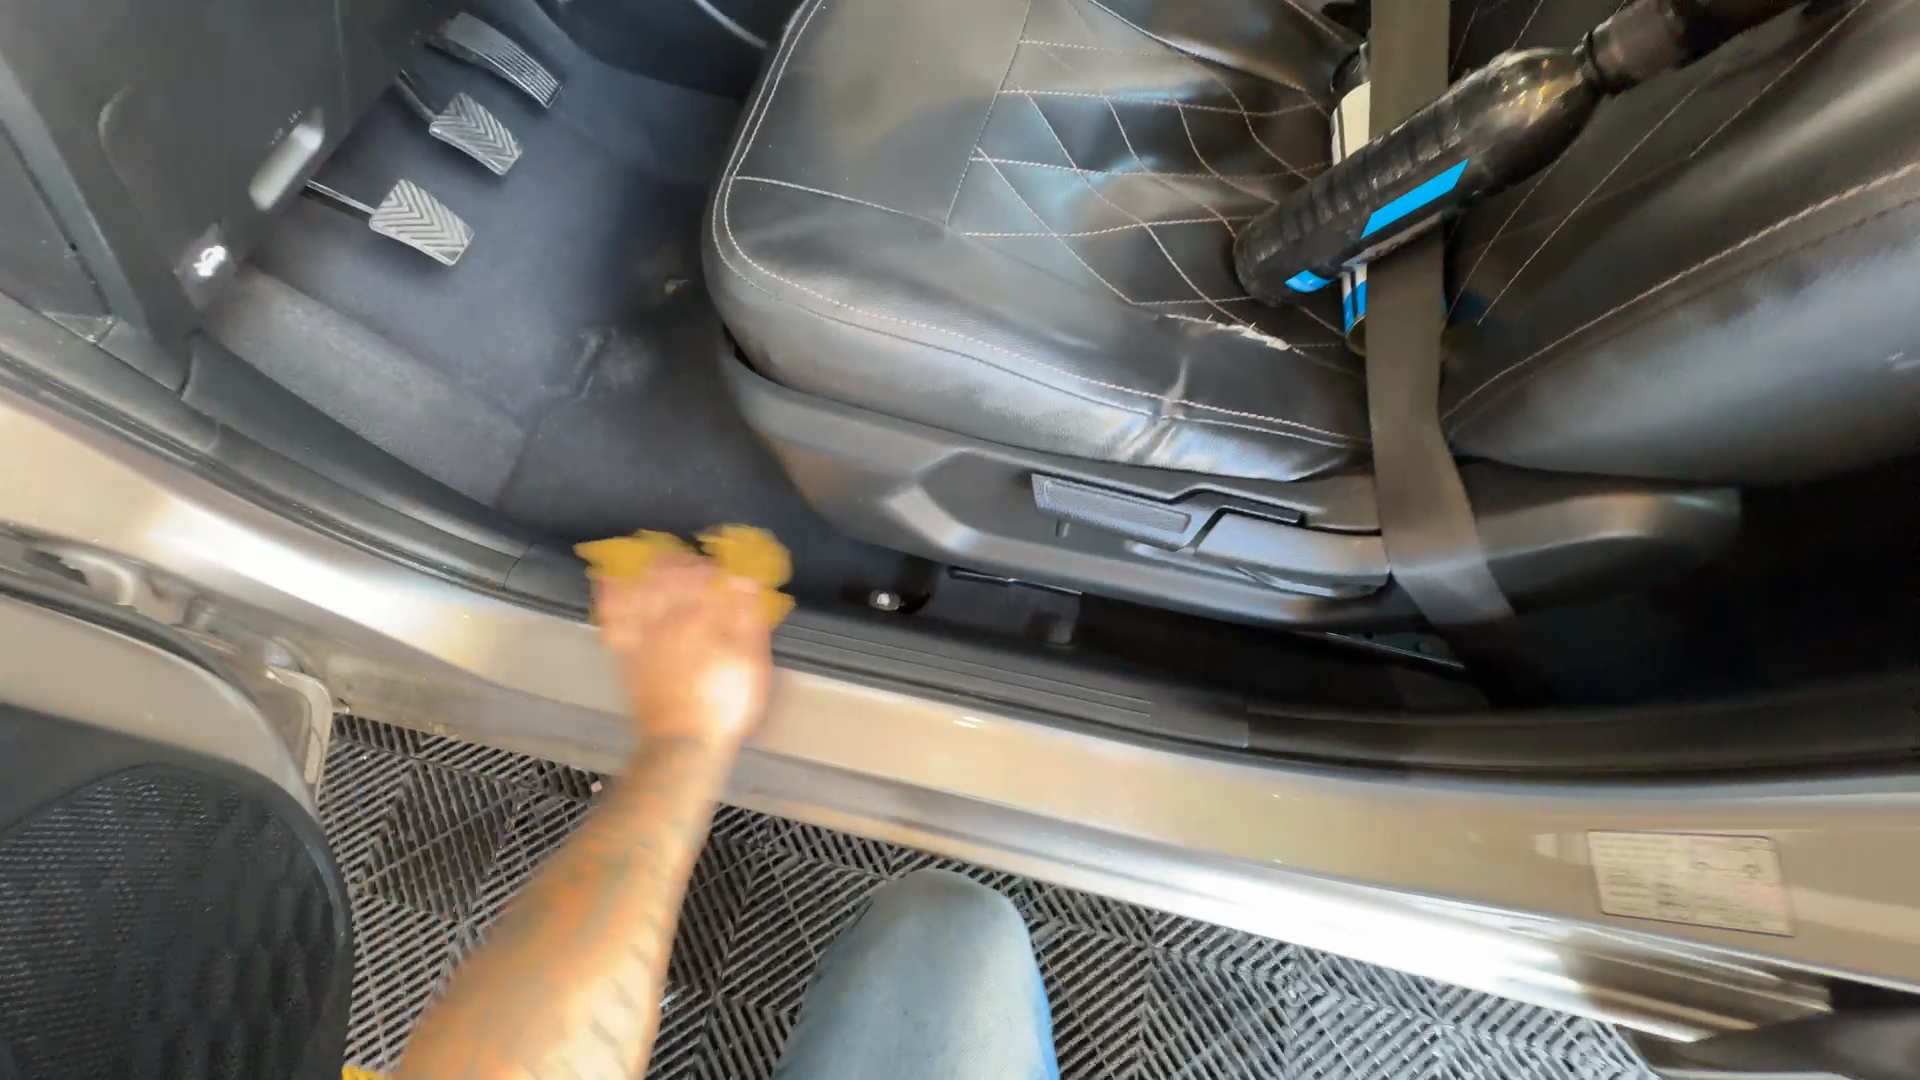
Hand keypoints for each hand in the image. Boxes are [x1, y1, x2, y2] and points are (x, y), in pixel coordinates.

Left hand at [594, 552, 774, 755]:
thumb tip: (745, 577)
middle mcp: (667, 619)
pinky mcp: (626, 655)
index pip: (703, 574)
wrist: (684, 745)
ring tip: (655, 558)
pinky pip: (612, 617)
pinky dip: (611, 595)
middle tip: (692, 562)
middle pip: (667, 574)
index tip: (723, 567)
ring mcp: (642, 636)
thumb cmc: (726, 704)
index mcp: (701, 618)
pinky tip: (611, 581)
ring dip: (645, 568)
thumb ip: (748, 616)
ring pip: (638, 588)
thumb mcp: (752, 661)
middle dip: (679, 560)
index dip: (711, 565)